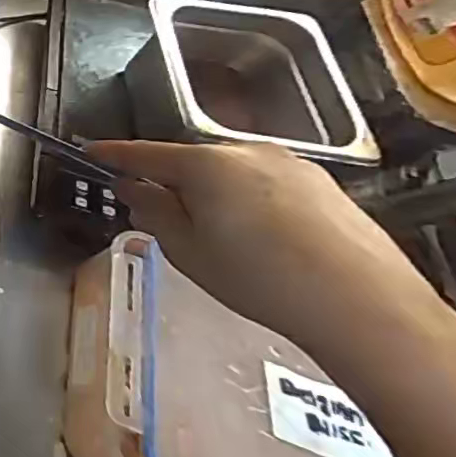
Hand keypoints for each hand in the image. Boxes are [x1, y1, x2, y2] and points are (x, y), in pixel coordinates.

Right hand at [88, 140, 455, 365]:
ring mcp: (291, 165)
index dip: (112, 154)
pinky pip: (261, 184)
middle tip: (153, 212)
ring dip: (206, 192)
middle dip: (166, 180)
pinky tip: (252, 236)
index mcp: (206, 164)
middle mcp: (247, 151)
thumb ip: (152, 210)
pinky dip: (241, 200)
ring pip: (227, 173)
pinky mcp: (322, 185)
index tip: (89, 150)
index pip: (144, 154)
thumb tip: (134, 187)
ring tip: (207, 232)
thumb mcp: (185, 249)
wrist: (366, 306)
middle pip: (189, 161)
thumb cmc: (258, 278)